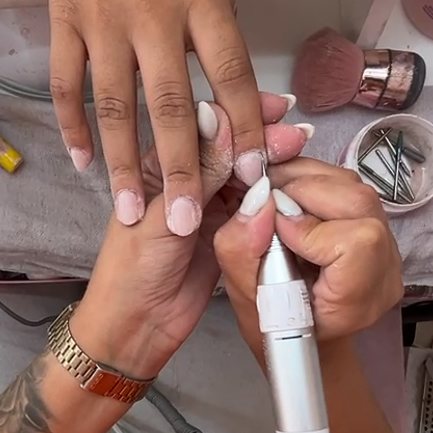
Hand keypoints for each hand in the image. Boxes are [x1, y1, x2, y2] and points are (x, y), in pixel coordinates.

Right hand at [33, 0, 266, 238]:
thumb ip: (217, 21)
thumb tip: (226, 85)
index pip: (229, 74)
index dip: (242, 127)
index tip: (251, 172)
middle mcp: (153, 14)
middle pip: (171, 105)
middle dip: (180, 170)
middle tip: (182, 223)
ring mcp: (102, 21)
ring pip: (114, 106)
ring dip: (122, 165)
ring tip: (129, 210)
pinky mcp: (63, 22)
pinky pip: (65, 84)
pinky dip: (72, 126)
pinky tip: (81, 162)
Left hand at [73, 94, 306, 377]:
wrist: (137, 324)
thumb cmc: (132, 269)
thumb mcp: (164, 217)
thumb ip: (196, 173)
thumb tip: (220, 118)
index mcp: (160, 169)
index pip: (203, 130)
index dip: (237, 115)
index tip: (270, 108)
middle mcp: (187, 182)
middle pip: (231, 150)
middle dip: (262, 137)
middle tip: (294, 134)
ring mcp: (209, 207)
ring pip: (247, 176)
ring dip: (273, 165)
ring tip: (300, 152)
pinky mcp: (228, 233)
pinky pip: (256, 208)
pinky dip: (274, 197)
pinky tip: (293, 186)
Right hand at [213, 157, 404, 352]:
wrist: (300, 331)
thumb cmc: (273, 323)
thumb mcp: (242, 296)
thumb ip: (241, 249)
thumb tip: (259, 198)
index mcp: (357, 301)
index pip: (357, 241)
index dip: (308, 225)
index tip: (273, 232)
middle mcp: (384, 270)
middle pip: (358, 202)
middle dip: (303, 192)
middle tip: (268, 208)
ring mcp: (387, 245)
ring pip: (355, 186)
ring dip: (306, 183)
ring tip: (275, 204)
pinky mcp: (378, 224)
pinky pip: (350, 187)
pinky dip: (313, 182)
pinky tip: (290, 201)